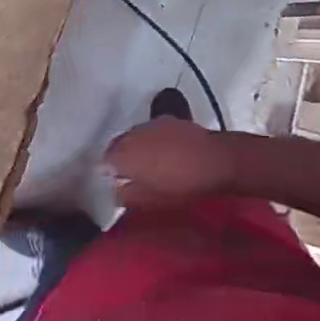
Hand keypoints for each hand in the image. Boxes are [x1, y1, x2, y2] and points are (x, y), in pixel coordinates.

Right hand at [105, 118, 236, 207]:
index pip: (104, 160)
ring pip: (135, 136)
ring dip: (137, 147)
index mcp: (124, 153)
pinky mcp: (170, 120)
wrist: (215, 160)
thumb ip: (124, 195)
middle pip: (118, 144)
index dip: (108, 172)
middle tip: (130, 175)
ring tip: (149, 164)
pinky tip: (165, 153)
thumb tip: (114, 189)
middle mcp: (134, 133)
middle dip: (120, 157)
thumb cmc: (180, 185)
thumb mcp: (148, 200)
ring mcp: (152, 124)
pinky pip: (152, 131)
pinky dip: (152, 140)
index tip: (115, 183)